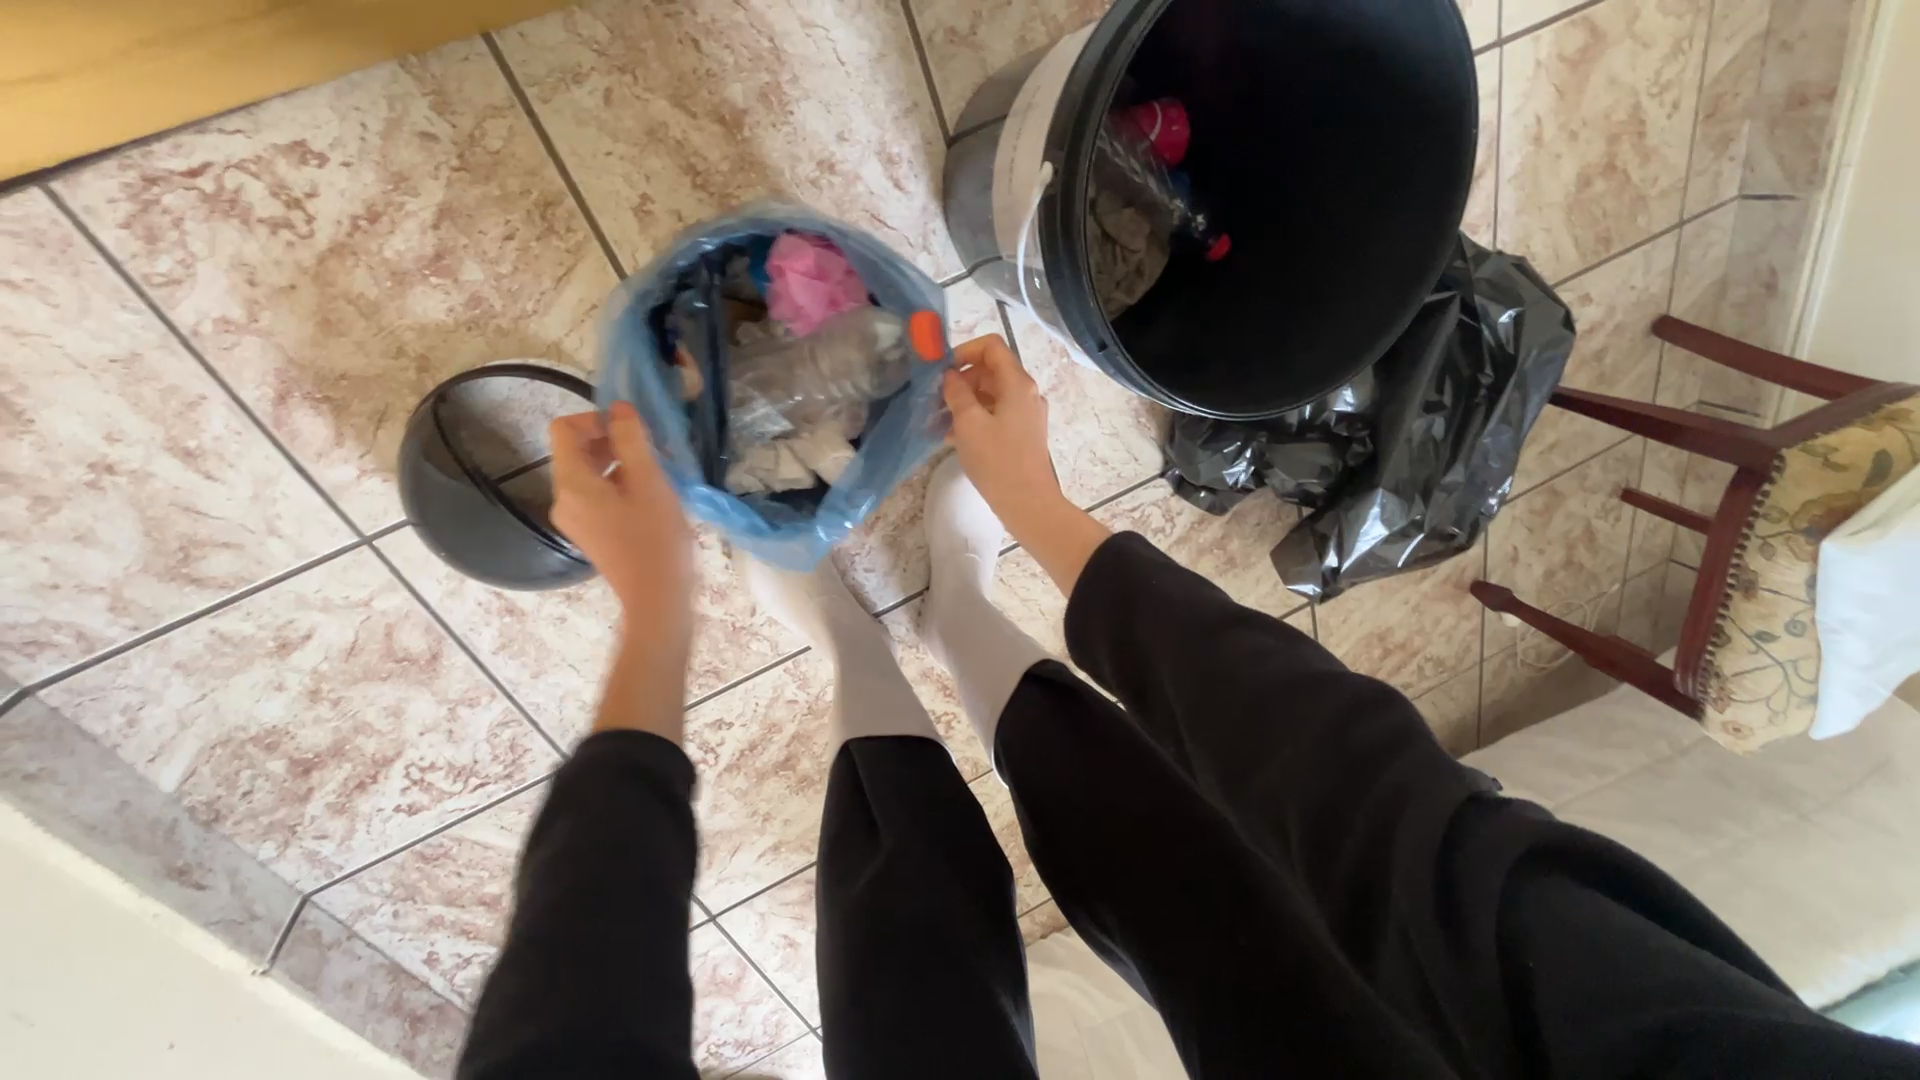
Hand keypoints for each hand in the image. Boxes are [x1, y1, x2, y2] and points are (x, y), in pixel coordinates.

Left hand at [549, 403, 694, 650]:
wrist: (657, 597)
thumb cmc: (656, 537)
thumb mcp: (649, 482)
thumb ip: (632, 440)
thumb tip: (619, 407)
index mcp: (572, 483)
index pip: (564, 429)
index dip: (596, 418)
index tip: (632, 429)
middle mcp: (563, 499)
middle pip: (575, 451)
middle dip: (612, 441)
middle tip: (652, 450)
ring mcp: (574, 519)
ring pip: (589, 474)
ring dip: (619, 464)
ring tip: (656, 474)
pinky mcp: (590, 533)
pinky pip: (597, 496)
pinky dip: (619, 486)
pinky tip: (650, 498)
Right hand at [942, 335, 1067, 532]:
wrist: (1027, 503)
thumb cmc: (997, 461)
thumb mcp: (968, 423)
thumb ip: (956, 392)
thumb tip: (950, 376)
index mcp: (1017, 383)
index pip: (991, 346)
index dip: (964, 351)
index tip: (942, 371)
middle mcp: (1027, 392)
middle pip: (990, 370)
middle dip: (961, 380)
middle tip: (936, 400)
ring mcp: (1027, 413)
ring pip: (991, 394)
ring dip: (964, 402)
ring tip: (938, 421)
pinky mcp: (1023, 433)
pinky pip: (996, 414)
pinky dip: (975, 418)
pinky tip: (953, 437)